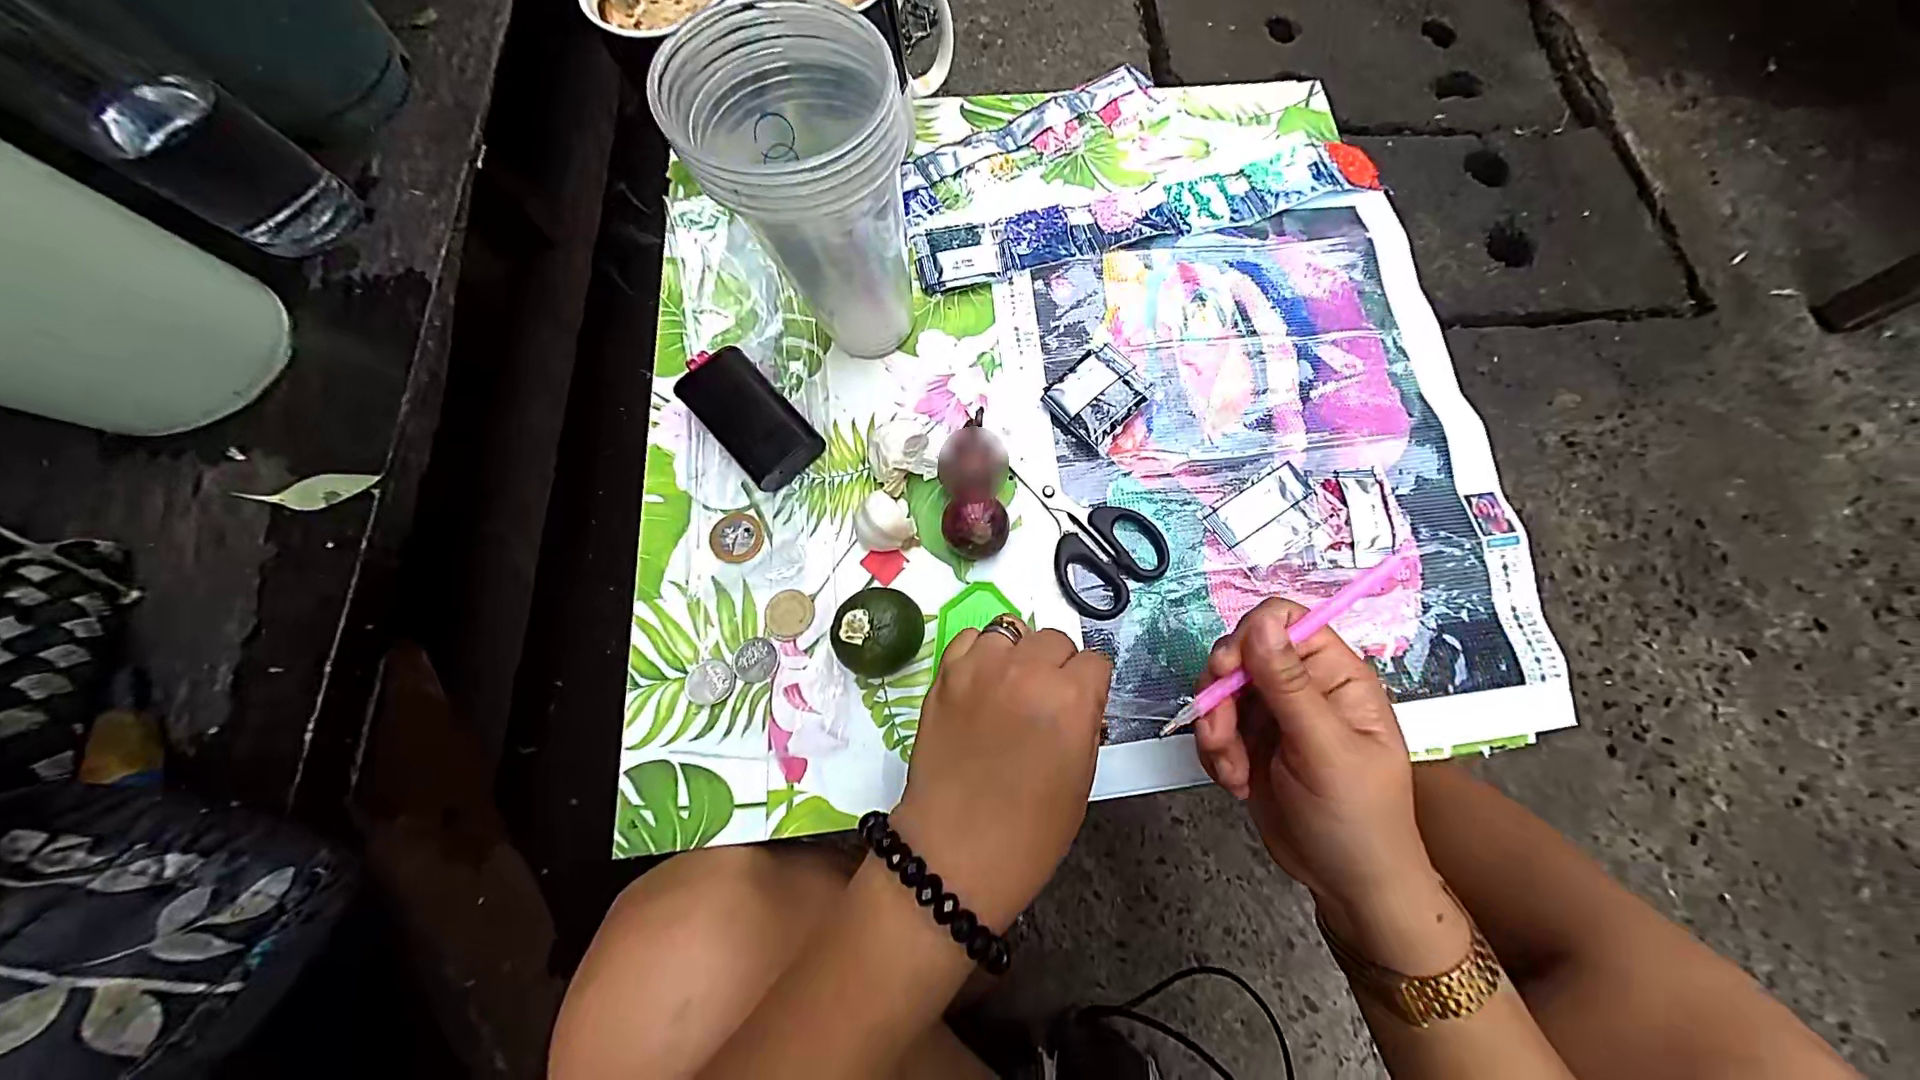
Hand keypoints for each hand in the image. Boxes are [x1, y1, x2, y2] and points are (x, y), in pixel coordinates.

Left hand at [890, 621, 1110, 931]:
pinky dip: (979, 653)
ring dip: (1017, 653)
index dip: (1090, 683)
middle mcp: (1027, 671)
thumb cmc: (1029, 830)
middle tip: (1044, 697)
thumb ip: (1084, 723)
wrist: (955, 851)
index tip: (1082, 700)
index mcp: (1071, 699)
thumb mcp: (1081, 778)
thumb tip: (1081, 699)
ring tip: (1010, 684)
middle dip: (1057, 664)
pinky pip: (969, 639)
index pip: (1095, 661)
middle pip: (1054, 638)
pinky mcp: (945, 675)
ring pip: (1010, 630)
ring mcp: (981, 669)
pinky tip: (980, 681)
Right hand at [1194, 600, 1465, 970]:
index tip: (1228, 671)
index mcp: (1335, 676)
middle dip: (1221, 694)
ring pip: (1218, 692)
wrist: (1346, 884)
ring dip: (1215, 730)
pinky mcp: (1248, 740)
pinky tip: (1237, 781)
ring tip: (1234, 769)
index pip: (1284, 621)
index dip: (1249, 637)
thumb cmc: (1358, 819)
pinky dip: (1214, 752)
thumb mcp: (1324, 748)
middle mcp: (1301, 686)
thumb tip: (1261, 622)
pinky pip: (1212, 726)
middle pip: (1239, 655)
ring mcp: (1272, 713)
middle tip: (1222, 731)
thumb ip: (1288, 684)